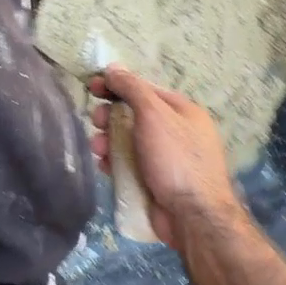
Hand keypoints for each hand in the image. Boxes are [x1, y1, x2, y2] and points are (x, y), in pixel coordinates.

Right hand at [88, 64, 244, 250]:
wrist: (193, 217)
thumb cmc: (175, 159)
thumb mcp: (153, 114)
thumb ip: (131, 88)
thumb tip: (113, 67)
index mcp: (183, 112)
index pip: (143, 88)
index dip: (116, 85)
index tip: (92, 87)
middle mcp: (176, 132)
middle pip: (132, 113)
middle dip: (109, 116)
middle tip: (97, 122)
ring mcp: (166, 157)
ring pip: (126, 139)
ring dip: (107, 140)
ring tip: (98, 150)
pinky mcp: (155, 179)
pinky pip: (128, 162)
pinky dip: (114, 161)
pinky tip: (105, 167)